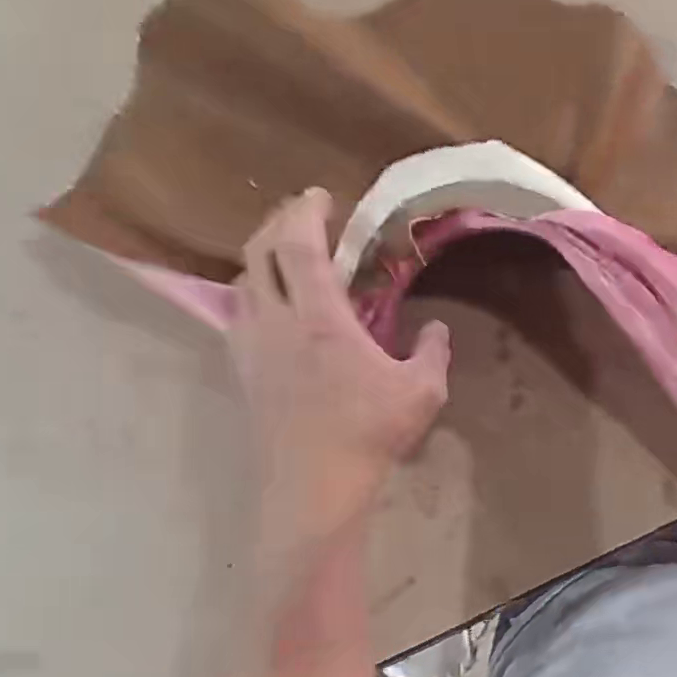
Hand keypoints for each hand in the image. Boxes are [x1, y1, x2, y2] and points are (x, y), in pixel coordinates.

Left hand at [230, 189, 450, 526]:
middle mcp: (275, 319)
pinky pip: (239, 311)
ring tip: (289, 255)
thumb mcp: (423, 390)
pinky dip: (255, 290)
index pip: (299, 244)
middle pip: (259, 250)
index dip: (307, 211)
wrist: (314, 480)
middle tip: (305, 215)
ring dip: (263, 256)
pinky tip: (275, 305)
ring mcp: (250, 343)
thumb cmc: (371, 431)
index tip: (323, 195)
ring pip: (243, 279)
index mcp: (321, 318)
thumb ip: (433, 351)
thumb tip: (437, 328)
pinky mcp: (241, 368)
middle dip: (279, 221)